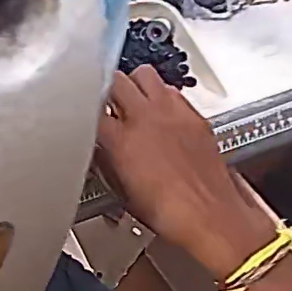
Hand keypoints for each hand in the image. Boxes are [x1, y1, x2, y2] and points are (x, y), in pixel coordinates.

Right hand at [95, 66, 271, 276]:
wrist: (209, 215)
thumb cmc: (170, 212)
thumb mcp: (122, 191)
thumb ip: (107, 162)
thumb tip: (101, 149)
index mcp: (122, 140)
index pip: (91, 109)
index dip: (84, 111)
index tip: (82, 117)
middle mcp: (146, 119)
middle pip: (116, 80)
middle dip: (106, 90)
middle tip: (105, 103)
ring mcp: (172, 113)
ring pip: (145, 75)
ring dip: (134, 85)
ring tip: (132, 100)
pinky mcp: (193, 116)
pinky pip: (172, 91)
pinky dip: (161, 96)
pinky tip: (159, 114)